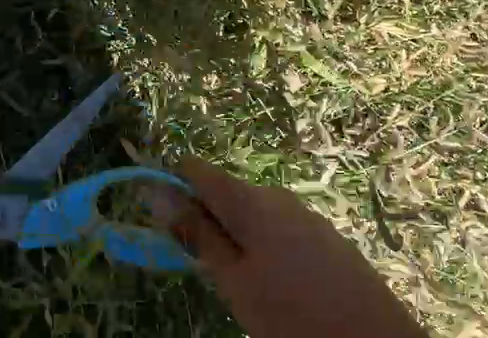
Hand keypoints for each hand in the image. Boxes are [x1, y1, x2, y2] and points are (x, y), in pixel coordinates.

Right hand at [158, 159, 425, 337]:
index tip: (167, 221)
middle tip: (211, 271)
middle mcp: (277, 196)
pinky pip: (285, 233)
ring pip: (256, 217)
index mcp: (249, 200)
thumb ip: (197, 233)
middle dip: (210, 222)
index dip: (174, 188)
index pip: (194, 169)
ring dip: (241, 241)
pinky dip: (271, 252)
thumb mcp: (234, 282)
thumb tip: (155, 190)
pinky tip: (285, 291)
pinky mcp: (333, 242)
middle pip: (226, 194)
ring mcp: (310, 217)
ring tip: (249, 288)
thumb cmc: (295, 318)